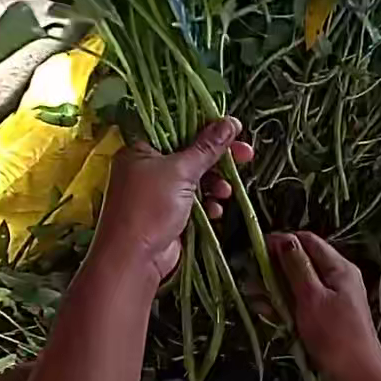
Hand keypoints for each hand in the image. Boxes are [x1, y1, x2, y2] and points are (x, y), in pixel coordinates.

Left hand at [92, 117, 253, 280]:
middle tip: (246, 156)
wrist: (135, 258)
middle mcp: (148, 167)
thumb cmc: (150, 208)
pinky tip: (214, 210)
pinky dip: (207, 203)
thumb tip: (231, 122)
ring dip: (215, 184)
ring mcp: (159, 192)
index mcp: (142, 148)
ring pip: (196, 179)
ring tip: (225, 192)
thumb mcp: (181, 172)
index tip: (235, 130)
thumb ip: (207, 147)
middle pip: (191, 154)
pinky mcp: (169, 213)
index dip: (208, 128)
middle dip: (218, 159)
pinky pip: (194, 201)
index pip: (179, 127)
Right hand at [268, 231, 380, 380]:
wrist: (356, 373)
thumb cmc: (334, 334)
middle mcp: (336, 278)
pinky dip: (284, 305)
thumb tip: (284, 239)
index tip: (256, 249)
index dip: (281, 242)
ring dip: (274, 289)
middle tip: (251, 277)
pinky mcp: (325, 316)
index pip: (307, 241)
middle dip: (274, 269)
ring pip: (297, 284)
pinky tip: (266, 313)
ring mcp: (331, 298)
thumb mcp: (311, 296)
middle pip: (301, 262)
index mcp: (338, 268)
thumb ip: (296, 267)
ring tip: (253, 297)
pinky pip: (301, 303)